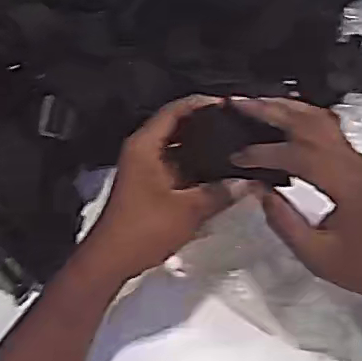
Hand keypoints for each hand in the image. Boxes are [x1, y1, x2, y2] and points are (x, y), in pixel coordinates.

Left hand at [74, 96, 234, 283]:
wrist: (112, 256)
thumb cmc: (144, 228)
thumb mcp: (187, 210)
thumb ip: (219, 193)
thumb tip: (249, 183)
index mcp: (145, 145)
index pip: (173, 111)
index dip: (199, 104)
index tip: (226, 103)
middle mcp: (142, 150)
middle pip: (175, 127)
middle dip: (204, 126)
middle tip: (236, 126)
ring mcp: (144, 167)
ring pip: (176, 148)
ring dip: (200, 149)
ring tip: (234, 147)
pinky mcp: (148, 183)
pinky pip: (174, 165)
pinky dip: (193, 166)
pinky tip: (218, 173)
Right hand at [232, 97, 361, 312]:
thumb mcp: (318, 256)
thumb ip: (283, 221)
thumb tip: (257, 189)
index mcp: (343, 183)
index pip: (294, 154)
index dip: (260, 153)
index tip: (235, 158)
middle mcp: (352, 162)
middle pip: (308, 122)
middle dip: (269, 109)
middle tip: (237, 102)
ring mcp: (358, 160)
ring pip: (320, 118)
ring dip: (286, 107)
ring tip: (256, 103)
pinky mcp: (359, 164)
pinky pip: (328, 128)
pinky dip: (301, 116)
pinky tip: (285, 118)